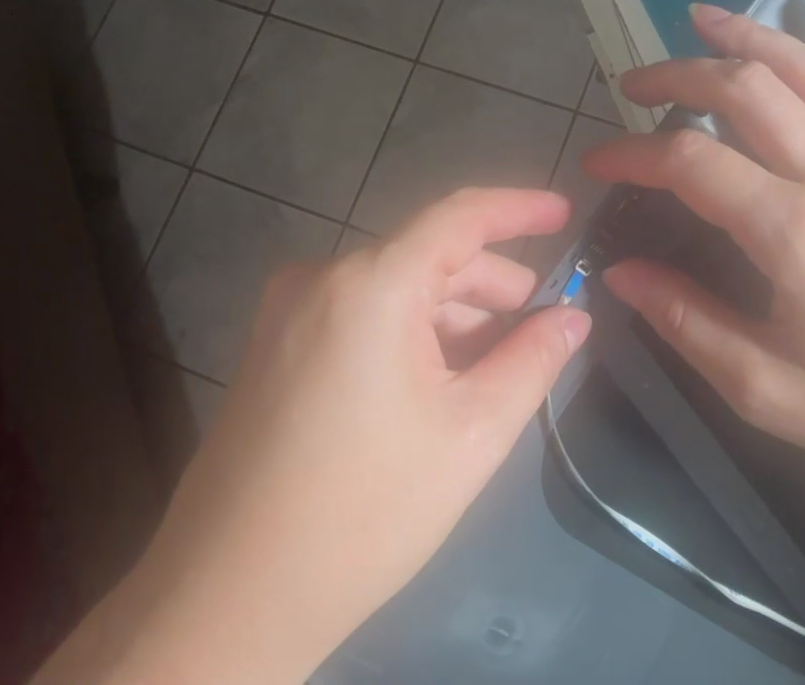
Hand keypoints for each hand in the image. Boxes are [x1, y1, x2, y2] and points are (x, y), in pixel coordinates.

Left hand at [111, 189, 589, 682]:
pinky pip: (362, 316)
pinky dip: (412, 334)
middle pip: (429, 256)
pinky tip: (441, 383)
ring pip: (396, 288)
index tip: (566, 213)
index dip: (520, 208)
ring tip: (496, 368)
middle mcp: (321, 279)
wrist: (230, 596)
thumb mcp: (474, 432)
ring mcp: (288, 313)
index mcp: (370, 285)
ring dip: (455, 316)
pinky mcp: (274, 348)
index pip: (460, 216)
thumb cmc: (367, 509)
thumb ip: (534, 359)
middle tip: (543, 329)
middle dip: (494, 287)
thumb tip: (574, 318)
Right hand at [585, 0, 804, 520]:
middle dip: (680, 74)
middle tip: (633, 84)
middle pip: (748, 90)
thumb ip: (685, 321)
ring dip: (754, 36)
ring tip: (703, 18)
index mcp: (794, 229)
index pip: (690, 162)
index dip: (631, 154)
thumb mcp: (765, 389)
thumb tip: (620, 271)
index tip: (596, 163)